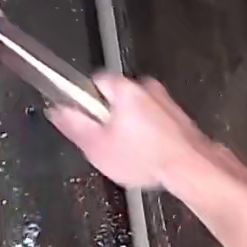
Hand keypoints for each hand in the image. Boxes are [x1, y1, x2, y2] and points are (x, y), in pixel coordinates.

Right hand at [47, 73, 225, 189]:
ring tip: (128, 151)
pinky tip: (146, 153)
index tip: (83, 114)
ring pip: (137, 108)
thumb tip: (57, 110)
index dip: (85, 98)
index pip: (96, 79)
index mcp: (125, 89)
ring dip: (130, 125)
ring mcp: (164, 101)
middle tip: (105, 139)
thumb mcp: (97, 146)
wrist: (189, 167)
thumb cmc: (147, 157)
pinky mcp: (177, 116)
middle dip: (108, 115)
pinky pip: (154, 119)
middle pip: (116, 95)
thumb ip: (74, 124)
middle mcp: (147, 88)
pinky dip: (148, 133)